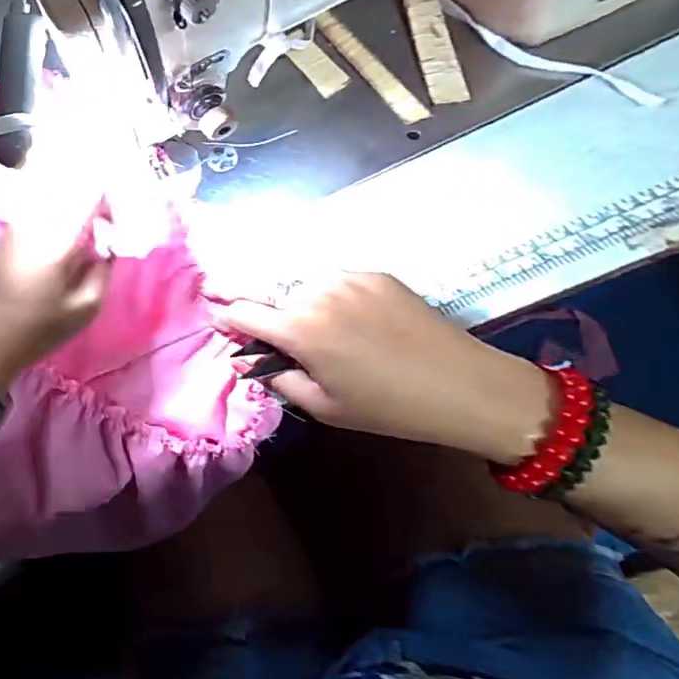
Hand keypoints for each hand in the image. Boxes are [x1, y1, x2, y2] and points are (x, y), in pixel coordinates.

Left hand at [0, 196, 111, 394]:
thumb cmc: (37, 330)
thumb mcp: (85, 307)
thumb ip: (104, 268)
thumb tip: (110, 242)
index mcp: (57, 238)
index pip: (91, 196)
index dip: (111, 202)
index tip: (120, 221)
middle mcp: (35, 221)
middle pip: (72, 191)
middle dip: (94, 202)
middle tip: (108, 225)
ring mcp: (17, 224)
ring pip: (54, 198)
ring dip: (75, 206)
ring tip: (89, 232)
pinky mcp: (7, 232)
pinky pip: (40, 209)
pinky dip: (58, 214)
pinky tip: (65, 238)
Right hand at [210, 272, 553, 461]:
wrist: (461, 383)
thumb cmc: (387, 406)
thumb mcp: (324, 406)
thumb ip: (278, 377)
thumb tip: (246, 359)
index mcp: (299, 328)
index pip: (242, 310)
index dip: (224, 314)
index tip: (217, 318)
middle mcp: (316, 291)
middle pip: (268, 289)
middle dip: (255, 303)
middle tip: (256, 319)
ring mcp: (347, 276)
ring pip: (301, 281)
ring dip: (293, 297)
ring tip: (308, 322)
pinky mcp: (374, 272)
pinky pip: (334, 277)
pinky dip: (326, 292)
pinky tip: (344, 316)